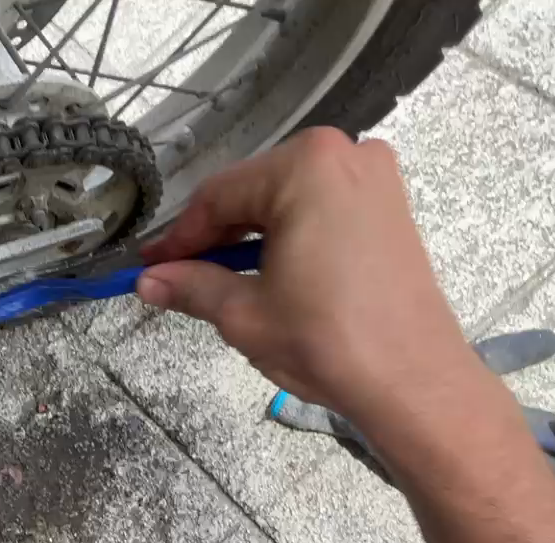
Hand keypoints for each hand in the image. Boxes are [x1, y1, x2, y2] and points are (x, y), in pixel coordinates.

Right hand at [137, 128, 503, 442]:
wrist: (409, 377)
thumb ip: (191, 287)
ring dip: (247, 239)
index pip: (217, 196)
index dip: (178, 237)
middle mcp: (344, 153)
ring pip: (285, 201)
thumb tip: (145, 282)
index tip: (148, 267)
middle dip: (213, 237)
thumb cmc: (322, 340)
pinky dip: (285, 238)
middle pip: (252, 191)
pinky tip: (266, 274)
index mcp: (304, 167)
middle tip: (178, 278)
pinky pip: (319, 211)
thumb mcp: (242, 313)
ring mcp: (374, 177)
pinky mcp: (389, 207)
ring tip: (218, 283)